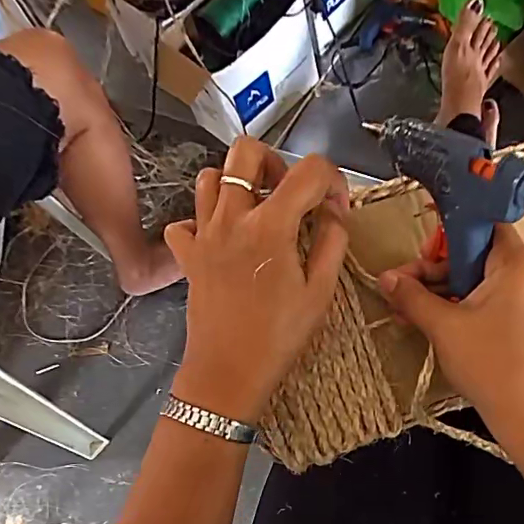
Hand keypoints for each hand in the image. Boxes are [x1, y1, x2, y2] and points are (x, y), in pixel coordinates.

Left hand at [166, 138, 349, 423]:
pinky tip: (225, 240)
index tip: (336, 209)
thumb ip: (332, 242)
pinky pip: (187, 220)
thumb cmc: (278, 337)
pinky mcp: (188, 255)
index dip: (333, 181)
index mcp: (271, 225)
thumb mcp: (321, 292)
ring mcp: (204, 234)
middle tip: (290, 195)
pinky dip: (204, 220)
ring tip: (259, 213)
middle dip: (276, 163)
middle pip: (246, 151)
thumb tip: (334, 214)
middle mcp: (232, 218)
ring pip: (211, 176)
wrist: (228, 372)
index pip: (309, 171)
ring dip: (238, 184)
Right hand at [376, 222, 523, 439]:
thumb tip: (384, 278)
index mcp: (516, 266)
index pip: (484, 224)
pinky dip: (460, 304)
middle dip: (437, 268)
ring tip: (407, 307)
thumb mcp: (442, 325)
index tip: (422, 250)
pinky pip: (488, 299)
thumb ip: (411, 296)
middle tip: (405, 284)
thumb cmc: (487, 363)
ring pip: (478, 279)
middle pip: (477, 253)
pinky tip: (429, 318)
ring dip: (442, 289)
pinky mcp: (522, 320)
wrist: (522, 412)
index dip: (449, 230)